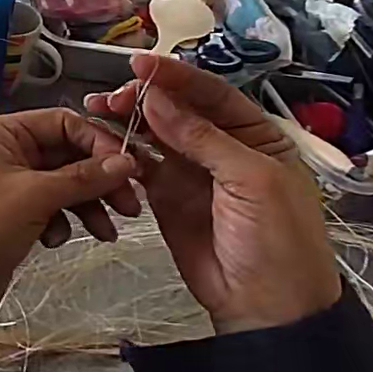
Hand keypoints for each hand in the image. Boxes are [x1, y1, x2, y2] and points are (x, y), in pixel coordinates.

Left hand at [0, 109, 138, 322]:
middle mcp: (5, 150)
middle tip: (131, 207)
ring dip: (87, 205)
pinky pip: (49, 207)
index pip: (63, 122)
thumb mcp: (35, 196)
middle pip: (67, 154)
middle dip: (99, 179)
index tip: (133, 169)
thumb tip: (128, 161)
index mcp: (2, 131)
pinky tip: (56, 241)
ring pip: (63, 184)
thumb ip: (83, 177)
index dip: (99, 143)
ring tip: (106, 233)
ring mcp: (7, 182)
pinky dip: (62, 221)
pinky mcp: (11, 213)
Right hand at [86, 56, 340, 334]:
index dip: (175, 77)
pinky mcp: (164, 194)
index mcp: (254, 136)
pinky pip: (138, 163)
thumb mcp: (251, 182)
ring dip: (124, 120)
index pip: (211, 94)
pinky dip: (119, 150)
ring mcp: (189, 171)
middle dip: (143, 98)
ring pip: (151, 133)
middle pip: (175, 110)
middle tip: (111, 97)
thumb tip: (154, 98)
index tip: (138, 63)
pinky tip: (101, 144)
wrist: (266, 308)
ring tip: (95, 111)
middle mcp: (219, 147)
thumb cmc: (277, 240)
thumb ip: (201, 137)